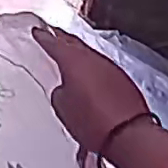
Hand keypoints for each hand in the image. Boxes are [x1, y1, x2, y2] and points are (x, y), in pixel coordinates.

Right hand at [32, 23, 149, 153]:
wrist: (130, 136)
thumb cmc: (92, 122)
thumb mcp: (62, 107)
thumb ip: (59, 91)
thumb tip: (64, 88)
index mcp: (71, 59)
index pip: (52, 42)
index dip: (43, 36)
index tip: (37, 31)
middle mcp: (90, 57)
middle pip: (72, 42)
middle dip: (61, 38)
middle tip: (52, 34)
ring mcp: (109, 66)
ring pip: (88, 53)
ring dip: (78, 53)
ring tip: (70, 56)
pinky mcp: (122, 79)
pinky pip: (101, 66)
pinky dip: (93, 67)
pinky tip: (90, 75)